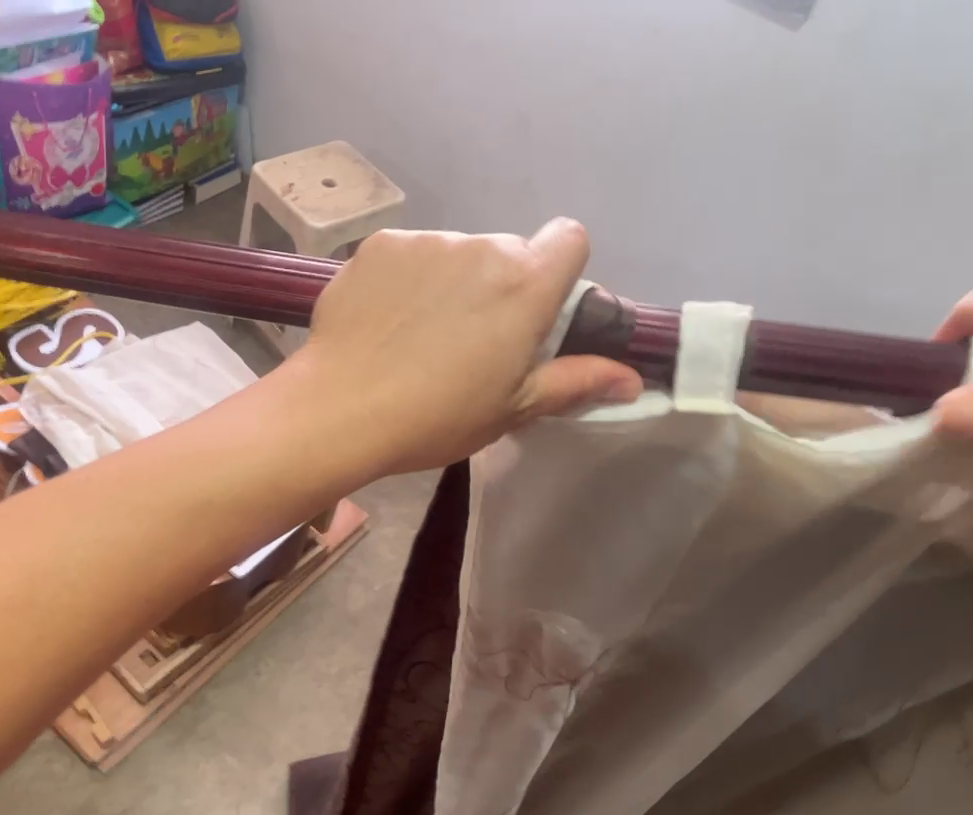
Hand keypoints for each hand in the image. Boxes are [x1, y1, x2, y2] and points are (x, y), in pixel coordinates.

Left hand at [281, 220, 643, 473]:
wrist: (340, 410)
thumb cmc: (436, 417)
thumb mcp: (512, 409)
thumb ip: (574, 383)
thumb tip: (632, 379)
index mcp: (525, 283)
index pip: (570, 239)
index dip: (561, 272)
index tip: (537, 314)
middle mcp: (480, 246)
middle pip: (508, 254)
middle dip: (500, 289)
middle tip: (469, 346)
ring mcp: (424, 241)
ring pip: (455, 256)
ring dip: (450, 285)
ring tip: (417, 339)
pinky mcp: (377, 247)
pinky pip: (407, 257)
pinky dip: (405, 282)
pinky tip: (384, 324)